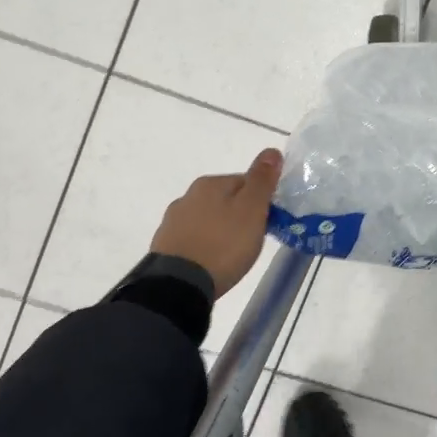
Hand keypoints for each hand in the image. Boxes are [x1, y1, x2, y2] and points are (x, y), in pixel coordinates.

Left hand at [151, 148, 282, 296]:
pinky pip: (193, 239)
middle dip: (240, 215)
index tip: (267, 221)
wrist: (178, 286)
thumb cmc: (224, 244)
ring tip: (231, 254)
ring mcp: (172, 222)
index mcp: (210, 183)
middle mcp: (187, 196)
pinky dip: (205, 246)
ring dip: (221, 230)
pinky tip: (212, 262)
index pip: (246, 182)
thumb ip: (262, 179)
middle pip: (226, 199)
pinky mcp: (164, 246)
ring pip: (208, 219)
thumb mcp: (253, 209)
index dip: (261, 201)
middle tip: (252, 238)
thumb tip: (272, 150)